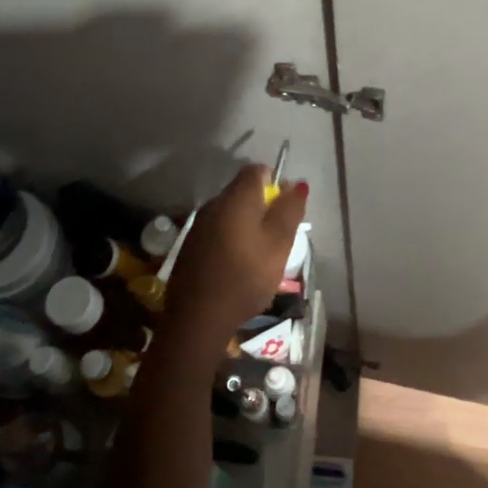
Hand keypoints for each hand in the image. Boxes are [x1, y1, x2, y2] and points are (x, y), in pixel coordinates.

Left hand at [164, 165, 307, 344]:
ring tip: (260, 254)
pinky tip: (237, 266)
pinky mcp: (190, 247)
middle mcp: (213, 204)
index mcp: (235, 198)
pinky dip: (231, 239)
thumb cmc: (246, 277)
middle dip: (263, 206)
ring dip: (247, 225)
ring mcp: (198, 226)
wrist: (198, 317)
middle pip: (242, 192)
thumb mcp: (279, 244)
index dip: (276, 182)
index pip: (257, 171)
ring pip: (229, 213)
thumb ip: (289, 211)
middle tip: (278, 236)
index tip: (286, 209)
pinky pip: (217, 231)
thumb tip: (297, 183)